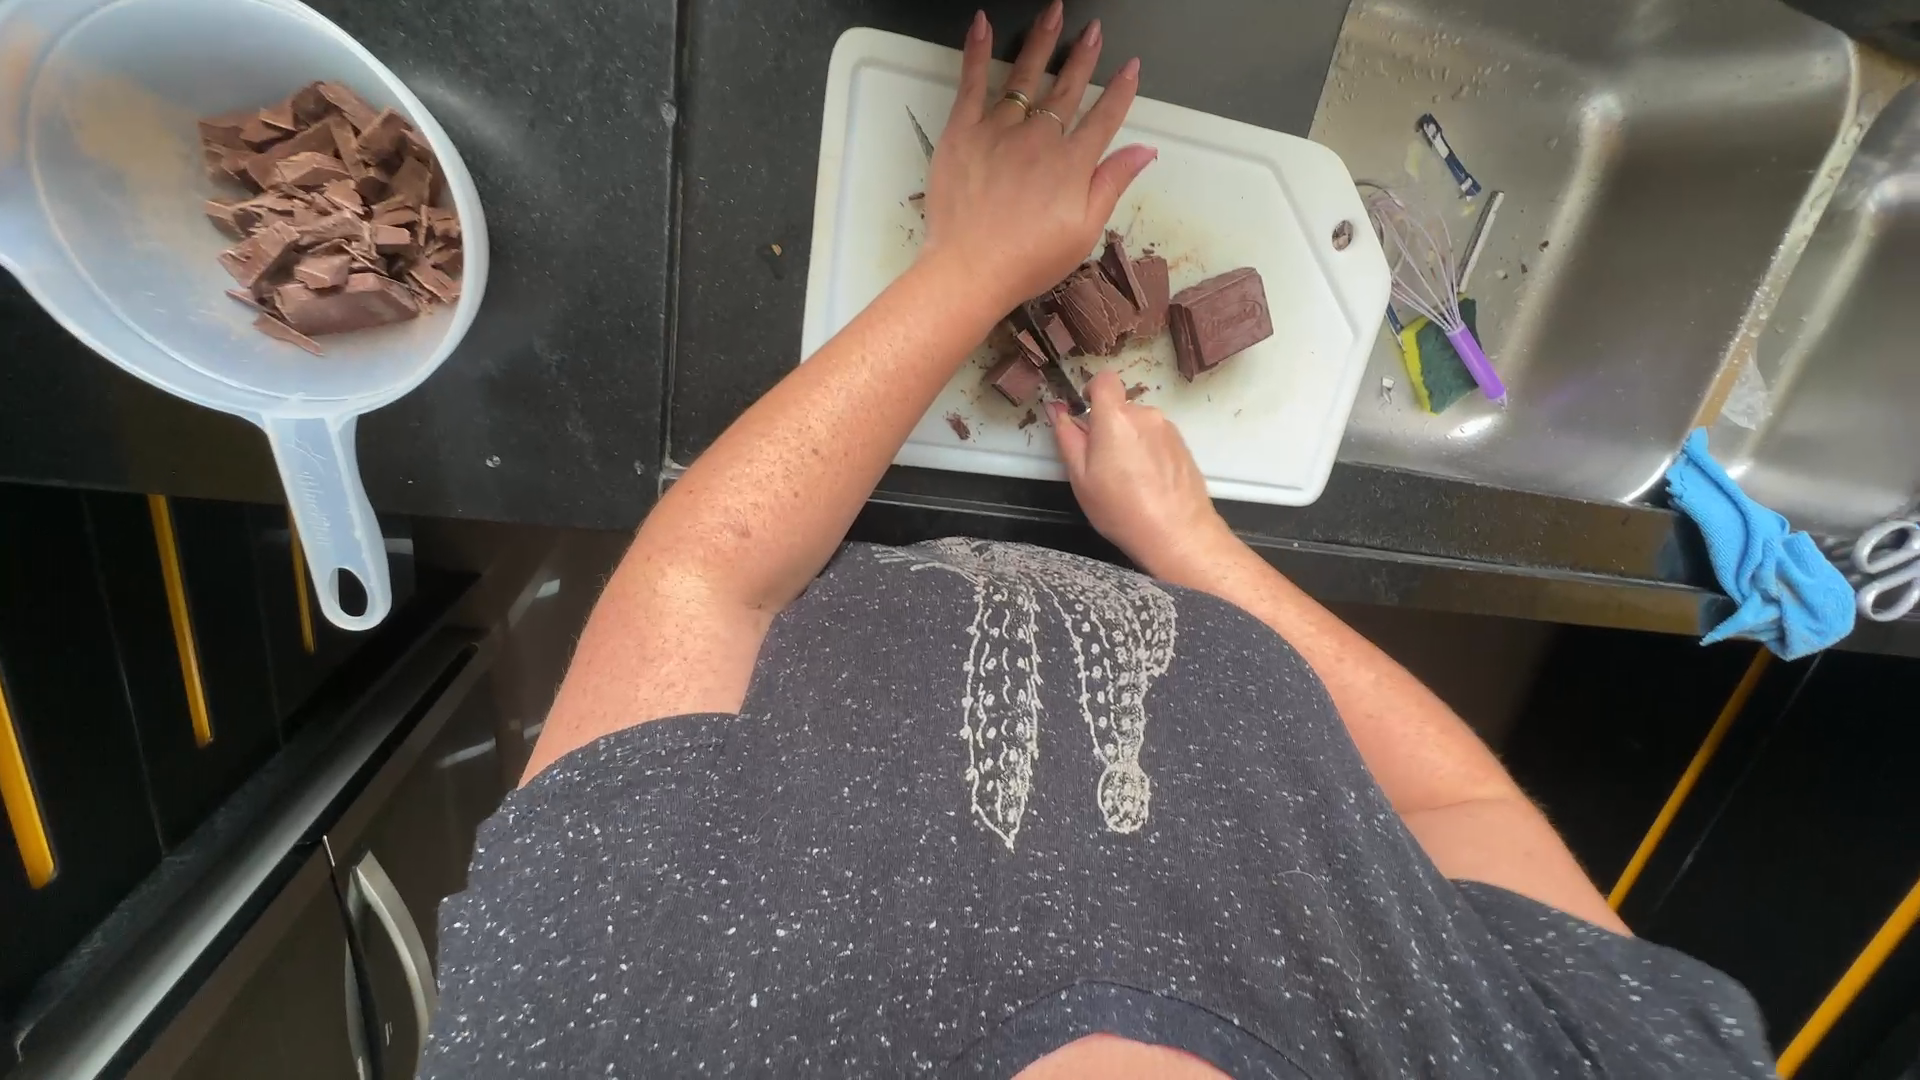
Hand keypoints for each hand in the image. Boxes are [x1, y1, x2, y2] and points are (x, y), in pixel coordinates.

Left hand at [918, 3, 1157, 315]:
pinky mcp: (962, 133)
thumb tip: (1143, 152)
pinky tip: (981, 24)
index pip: (1104, 118)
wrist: (971, 270)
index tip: (1130, 69)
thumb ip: (1112, 185)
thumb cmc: (1027, 262)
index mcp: (1071, 164)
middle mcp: (1039, 138)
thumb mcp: (1084, 233)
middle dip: (1083, 58)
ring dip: (1041, 43)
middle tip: (1094, 32)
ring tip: (1054, 13)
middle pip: (1066, 90)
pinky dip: (975, 51)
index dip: (1120, 92)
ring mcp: (999, 131)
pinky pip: (970, 83)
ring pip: (1024, 76)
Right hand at [1049, 371, 1233, 575]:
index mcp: (1115, 417)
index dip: (1091, 391)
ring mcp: (1168, 429)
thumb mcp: (1081, 476)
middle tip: (1100, 464)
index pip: (1104, 379)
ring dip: (1128, 442)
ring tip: (1126, 480)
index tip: (1085, 414)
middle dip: (1108, 427)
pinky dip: (1147, 453)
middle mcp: (1145, 415)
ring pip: (1138, 424)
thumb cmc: (1121, 508)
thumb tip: (1056, 409)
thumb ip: (1067, 436)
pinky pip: (1156, 438)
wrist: (1176, 533)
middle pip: (1120, 407)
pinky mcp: (1182, 445)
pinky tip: (1145, 484)